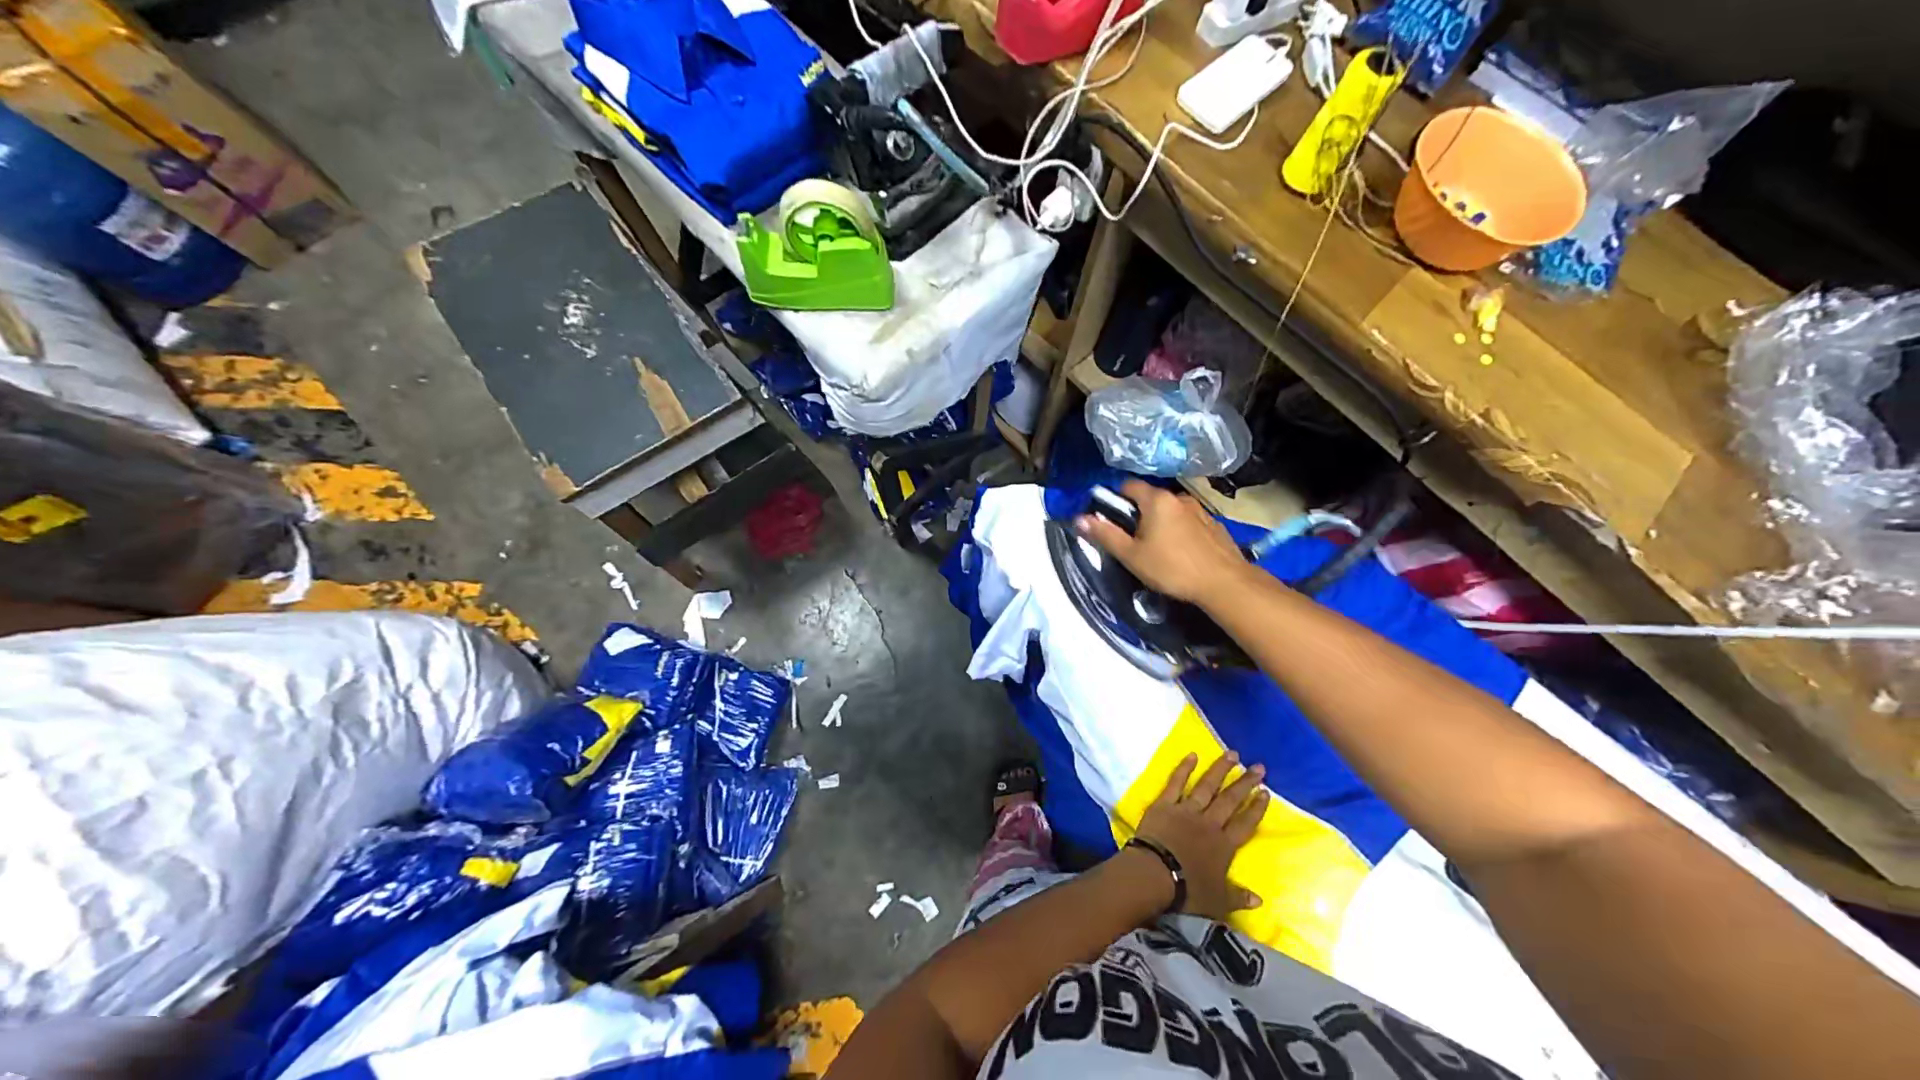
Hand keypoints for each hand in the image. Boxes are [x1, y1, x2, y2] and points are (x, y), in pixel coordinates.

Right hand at [1075, 480, 1249, 606]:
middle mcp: (1179, 497)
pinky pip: (1188, 522)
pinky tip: (1182, 554)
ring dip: (1161, 523)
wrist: (1224, 583)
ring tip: (1159, 551)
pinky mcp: (1214, 525)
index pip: (1128, 486)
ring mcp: (1200, 510)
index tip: (1113, 523)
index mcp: (1157, 500)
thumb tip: (1079, 519)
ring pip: (1171, 511)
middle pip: (1150, 499)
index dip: (1116, 500)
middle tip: (1134, 543)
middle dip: (1138, 515)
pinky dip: (1180, 532)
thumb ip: (1105, 535)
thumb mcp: (1132, 556)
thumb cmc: (1172, 568)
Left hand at [1133, 751, 1267, 920]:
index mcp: (1223, 845)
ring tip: (1232, 754)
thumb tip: (1260, 901)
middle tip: (1258, 766)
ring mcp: (1186, 810)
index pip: (1245, 824)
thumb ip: (1237, 897)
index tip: (1266, 792)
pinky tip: (1192, 755)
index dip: (1256, 808)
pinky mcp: (1164, 804)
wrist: (1154, 875)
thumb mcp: (1218, 901)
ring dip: (1220, 769)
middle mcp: (1208, 823)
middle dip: (1245, 783)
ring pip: (1207, 786)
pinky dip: (1184, 768)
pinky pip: (1176, 783)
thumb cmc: (1187, 891)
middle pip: (1230, 800)